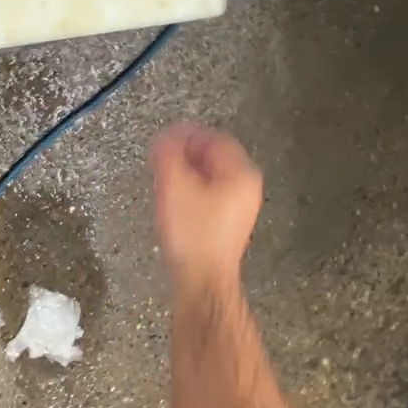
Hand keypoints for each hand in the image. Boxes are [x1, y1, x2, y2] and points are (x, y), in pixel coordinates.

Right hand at [149, 123, 262, 291]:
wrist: (201, 274)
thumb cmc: (190, 230)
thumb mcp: (173, 186)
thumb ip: (168, 155)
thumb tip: (166, 135)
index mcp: (240, 174)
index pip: (215, 138)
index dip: (188, 133)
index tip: (164, 136)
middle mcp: (246, 187)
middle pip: (215, 156)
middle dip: (186, 152)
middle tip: (160, 155)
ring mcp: (240, 205)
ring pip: (212, 175)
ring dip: (187, 170)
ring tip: (163, 175)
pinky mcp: (229, 220)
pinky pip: (211, 191)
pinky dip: (192, 186)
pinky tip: (174, 197)